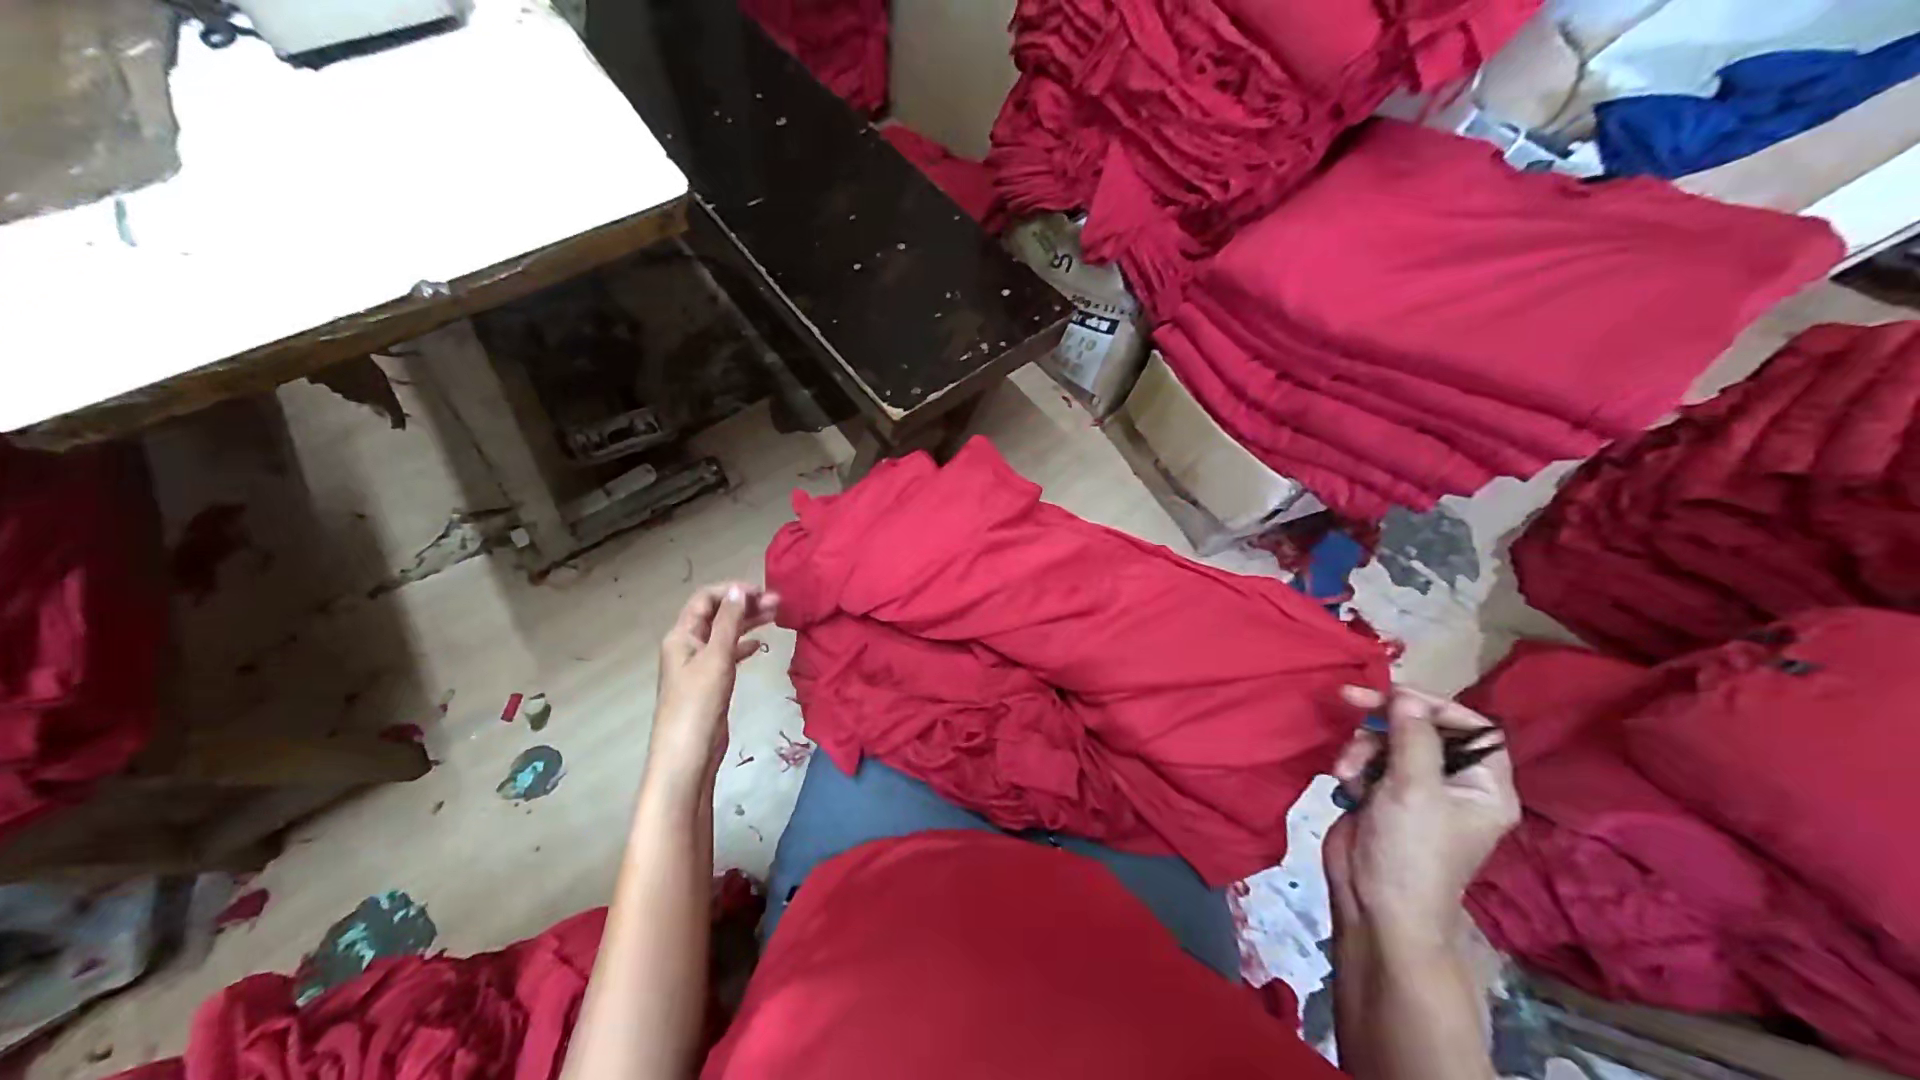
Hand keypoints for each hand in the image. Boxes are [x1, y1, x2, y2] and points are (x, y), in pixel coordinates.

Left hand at [647, 582, 780, 788]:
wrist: (688, 754)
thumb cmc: (699, 703)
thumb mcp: (716, 657)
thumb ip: (728, 622)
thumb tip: (738, 589)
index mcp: (681, 635)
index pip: (705, 599)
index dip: (732, 591)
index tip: (763, 592)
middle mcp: (687, 646)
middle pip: (716, 614)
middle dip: (745, 605)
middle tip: (778, 603)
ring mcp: (698, 665)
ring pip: (724, 633)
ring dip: (747, 623)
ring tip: (776, 617)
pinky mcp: (710, 682)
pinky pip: (727, 654)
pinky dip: (743, 645)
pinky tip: (760, 645)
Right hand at [1323, 685, 1518, 949]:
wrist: (1375, 905)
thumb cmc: (1410, 850)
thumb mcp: (1414, 788)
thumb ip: (1412, 736)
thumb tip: (1406, 695)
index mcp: (1483, 785)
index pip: (1472, 727)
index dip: (1434, 706)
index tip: (1394, 695)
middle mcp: (1453, 784)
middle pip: (1421, 729)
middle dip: (1385, 721)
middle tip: (1349, 699)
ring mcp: (1414, 790)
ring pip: (1387, 742)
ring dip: (1361, 747)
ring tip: (1347, 772)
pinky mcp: (1380, 797)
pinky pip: (1367, 760)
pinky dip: (1353, 765)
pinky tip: (1345, 784)